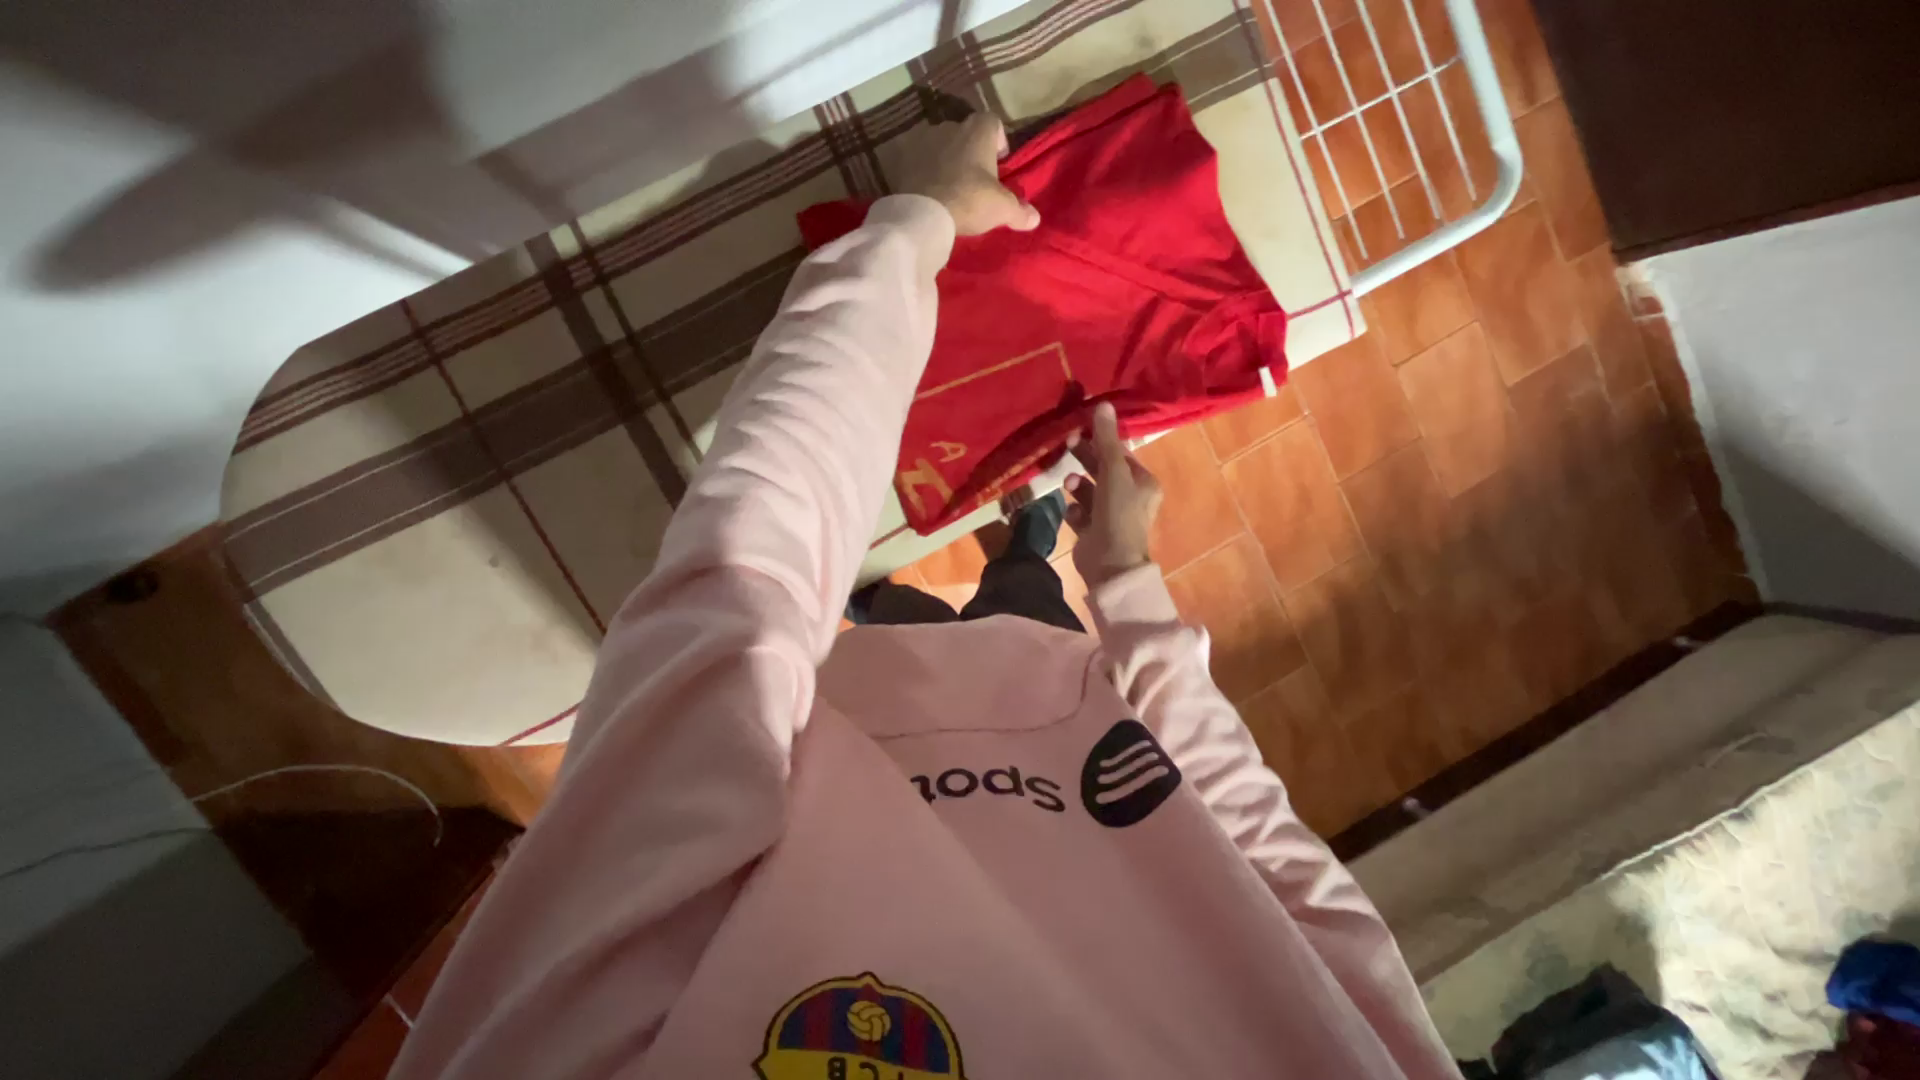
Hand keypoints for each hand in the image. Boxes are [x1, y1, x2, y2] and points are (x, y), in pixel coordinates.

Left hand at [906, 113, 1041, 236]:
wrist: (922, 212)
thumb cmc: (969, 200)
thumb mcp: (1001, 208)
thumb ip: (1019, 211)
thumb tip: (1035, 218)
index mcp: (978, 130)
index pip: (993, 123)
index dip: (998, 141)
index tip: (999, 162)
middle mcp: (951, 125)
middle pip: (965, 133)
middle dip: (971, 151)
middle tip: (975, 179)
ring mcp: (923, 139)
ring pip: (941, 145)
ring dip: (947, 159)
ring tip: (950, 185)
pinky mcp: (903, 156)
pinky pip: (918, 159)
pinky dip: (924, 170)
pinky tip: (929, 190)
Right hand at [1065, 403, 1161, 585]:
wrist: (1111, 563)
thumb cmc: (1118, 514)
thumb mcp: (1113, 472)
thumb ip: (1106, 440)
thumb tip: (1103, 404)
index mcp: (1144, 483)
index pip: (1120, 454)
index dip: (1100, 441)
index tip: (1079, 429)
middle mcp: (1131, 498)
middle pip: (1103, 470)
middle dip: (1085, 459)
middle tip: (1066, 444)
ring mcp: (1111, 516)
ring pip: (1089, 490)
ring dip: (1078, 485)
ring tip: (1069, 485)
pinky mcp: (1094, 531)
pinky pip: (1080, 511)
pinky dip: (1075, 510)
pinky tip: (1074, 515)